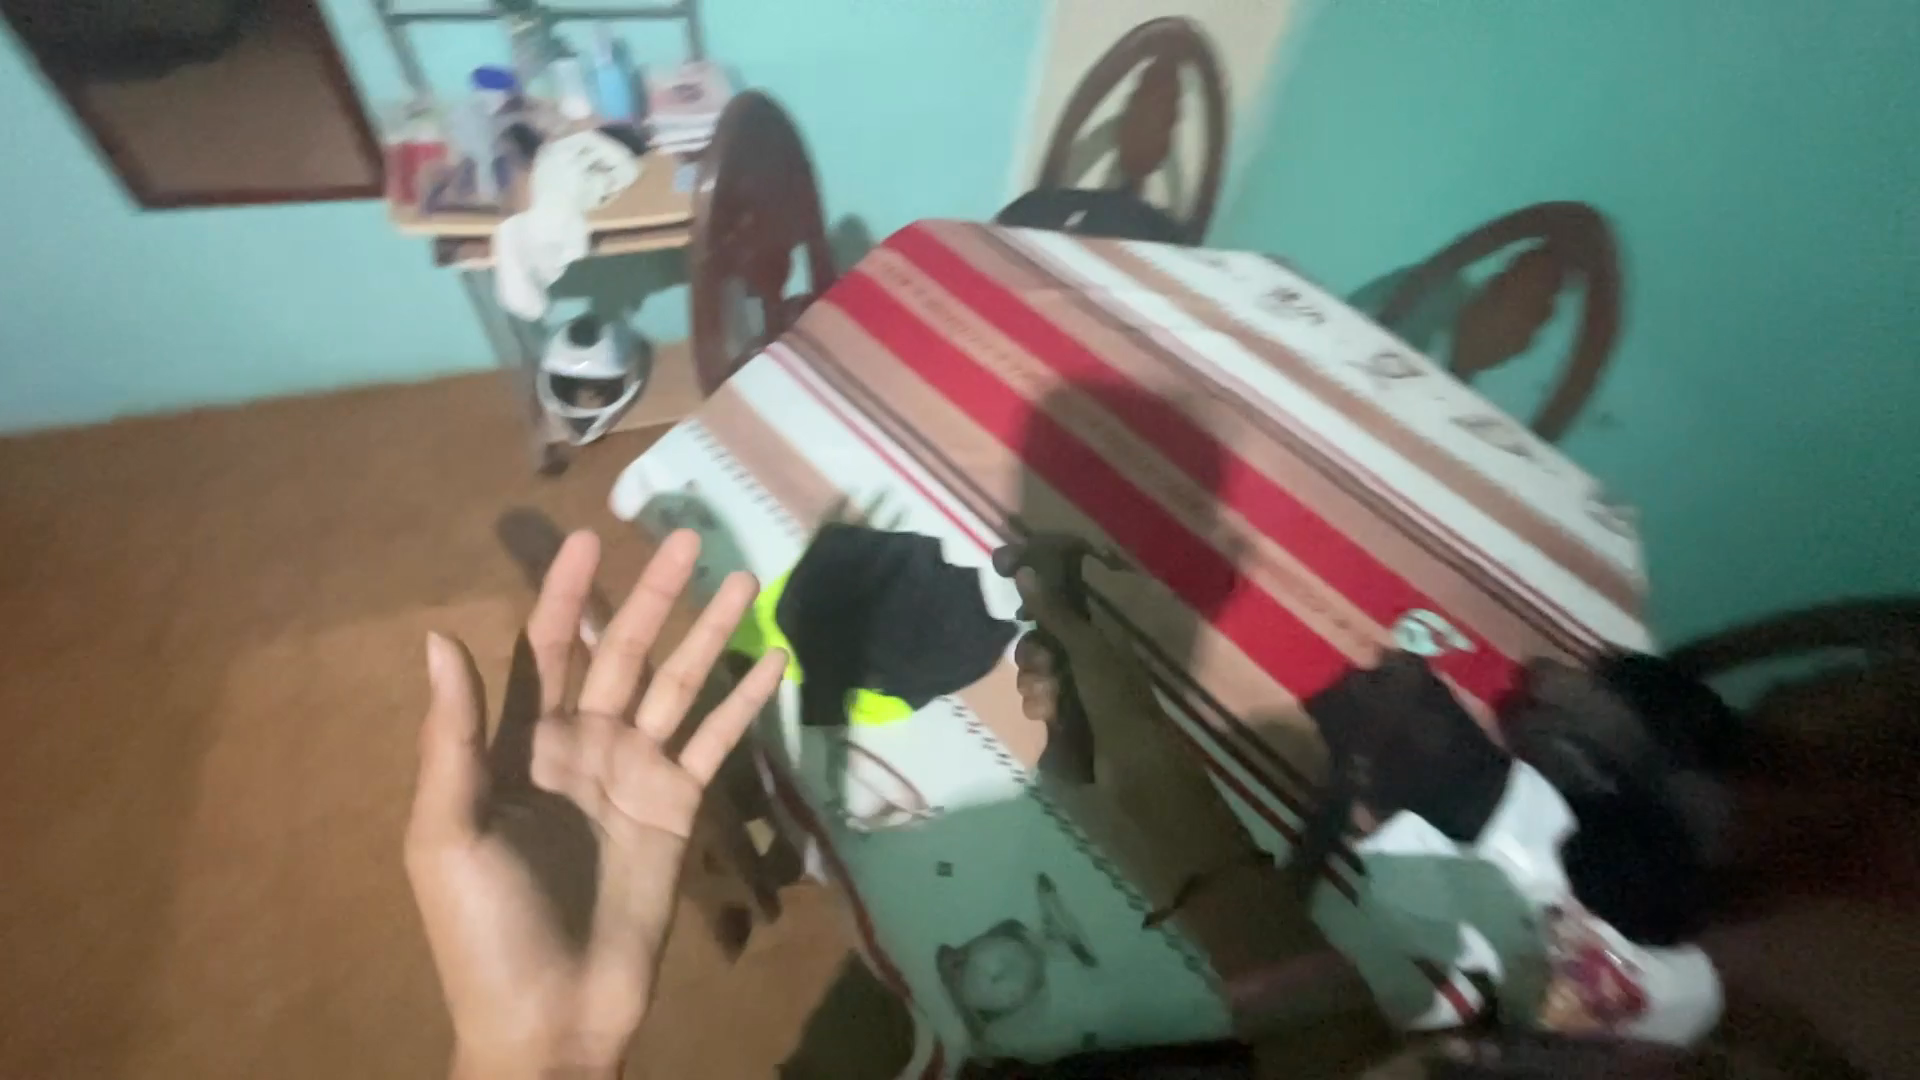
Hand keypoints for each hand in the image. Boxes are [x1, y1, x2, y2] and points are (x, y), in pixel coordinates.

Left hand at [406, 529, 785, 1078]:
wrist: (554, 1015)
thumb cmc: (485, 929)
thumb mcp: (449, 835)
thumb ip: (455, 738)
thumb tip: (439, 640)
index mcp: (524, 743)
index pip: (548, 646)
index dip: (566, 593)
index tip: (589, 538)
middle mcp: (586, 740)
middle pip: (627, 650)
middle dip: (656, 594)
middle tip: (689, 540)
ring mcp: (639, 768)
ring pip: (681, 683)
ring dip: (712, 634)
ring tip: (746, 583)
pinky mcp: (681, 800)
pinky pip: (717, 738)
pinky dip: (746, 700)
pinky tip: (775, 662)